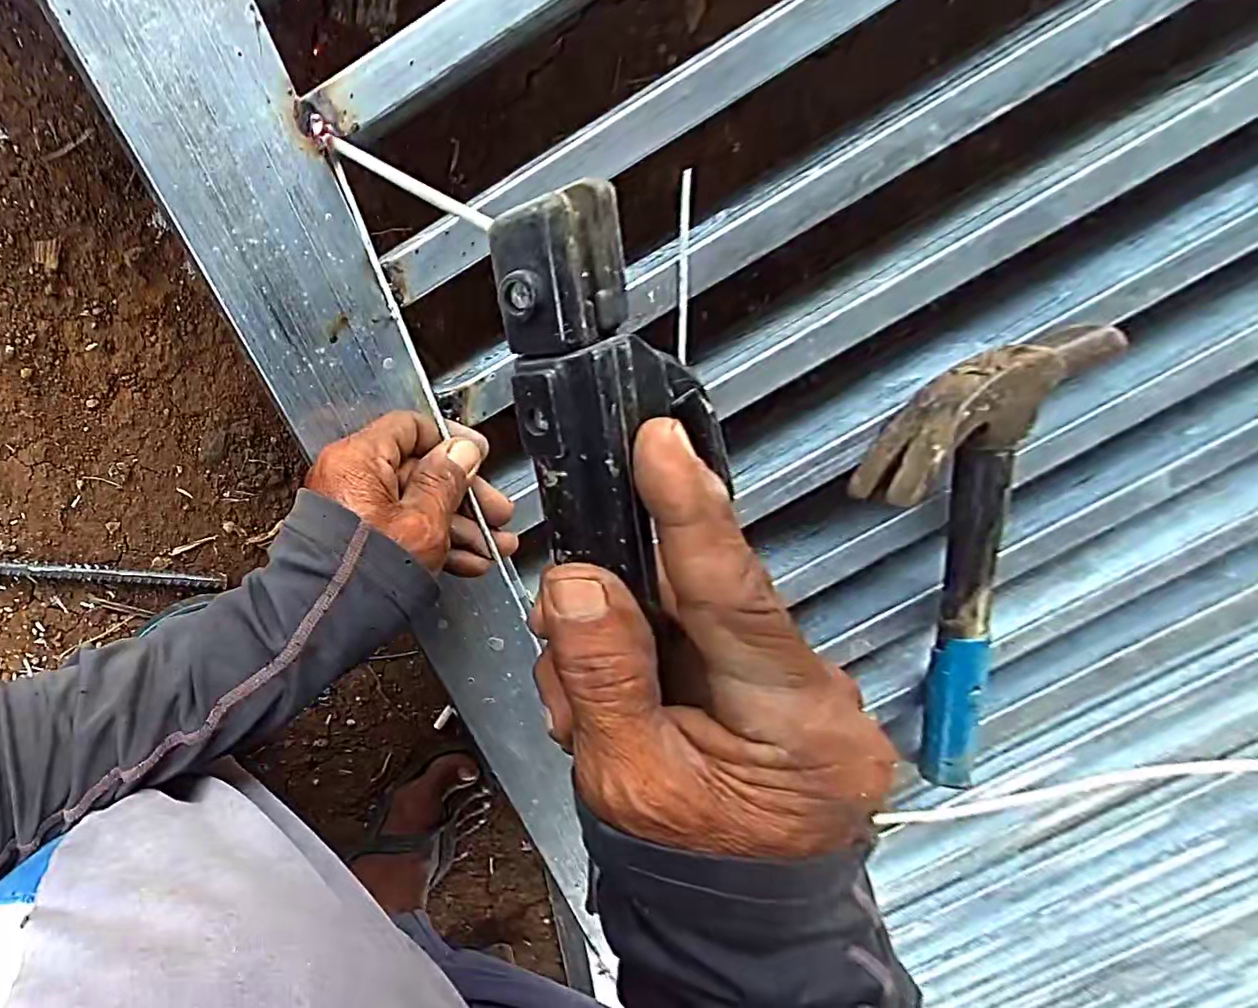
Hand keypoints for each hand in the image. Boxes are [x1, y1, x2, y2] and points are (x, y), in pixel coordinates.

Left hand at [306, 410, 518, 575]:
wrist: (323, 621)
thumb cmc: (362, 574)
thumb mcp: (423, 523)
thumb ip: (447, 481)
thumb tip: (462, 450)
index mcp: (358, 459)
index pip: (410, 428)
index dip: (451, 440)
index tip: (478, 455)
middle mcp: (348, 477)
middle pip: (417, 470)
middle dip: (464, 496)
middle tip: (495, 512)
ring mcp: (350, 507)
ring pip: (412, 503)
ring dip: (455, 525)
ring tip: (490, 545)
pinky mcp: (353, 536)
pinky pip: (397, 526)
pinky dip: (429, 540)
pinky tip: (464, 560)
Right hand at [530, 418, 896, 858]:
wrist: (722, 913)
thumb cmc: (687, 861)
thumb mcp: (626, 780)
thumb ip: (601, 675)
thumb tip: (576, 582)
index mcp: (796, 722)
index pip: (733, 593)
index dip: (689, 512)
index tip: (660, 443)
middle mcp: (802, 685)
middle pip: (684, 592)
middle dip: (605, 603)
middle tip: (555, 639)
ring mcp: (772, 675)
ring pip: (660, 606)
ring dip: (598, 640)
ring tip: (580, 708)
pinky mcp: (739, 670)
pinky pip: (661, 627)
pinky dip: (611, 650)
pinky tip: (597, 698)